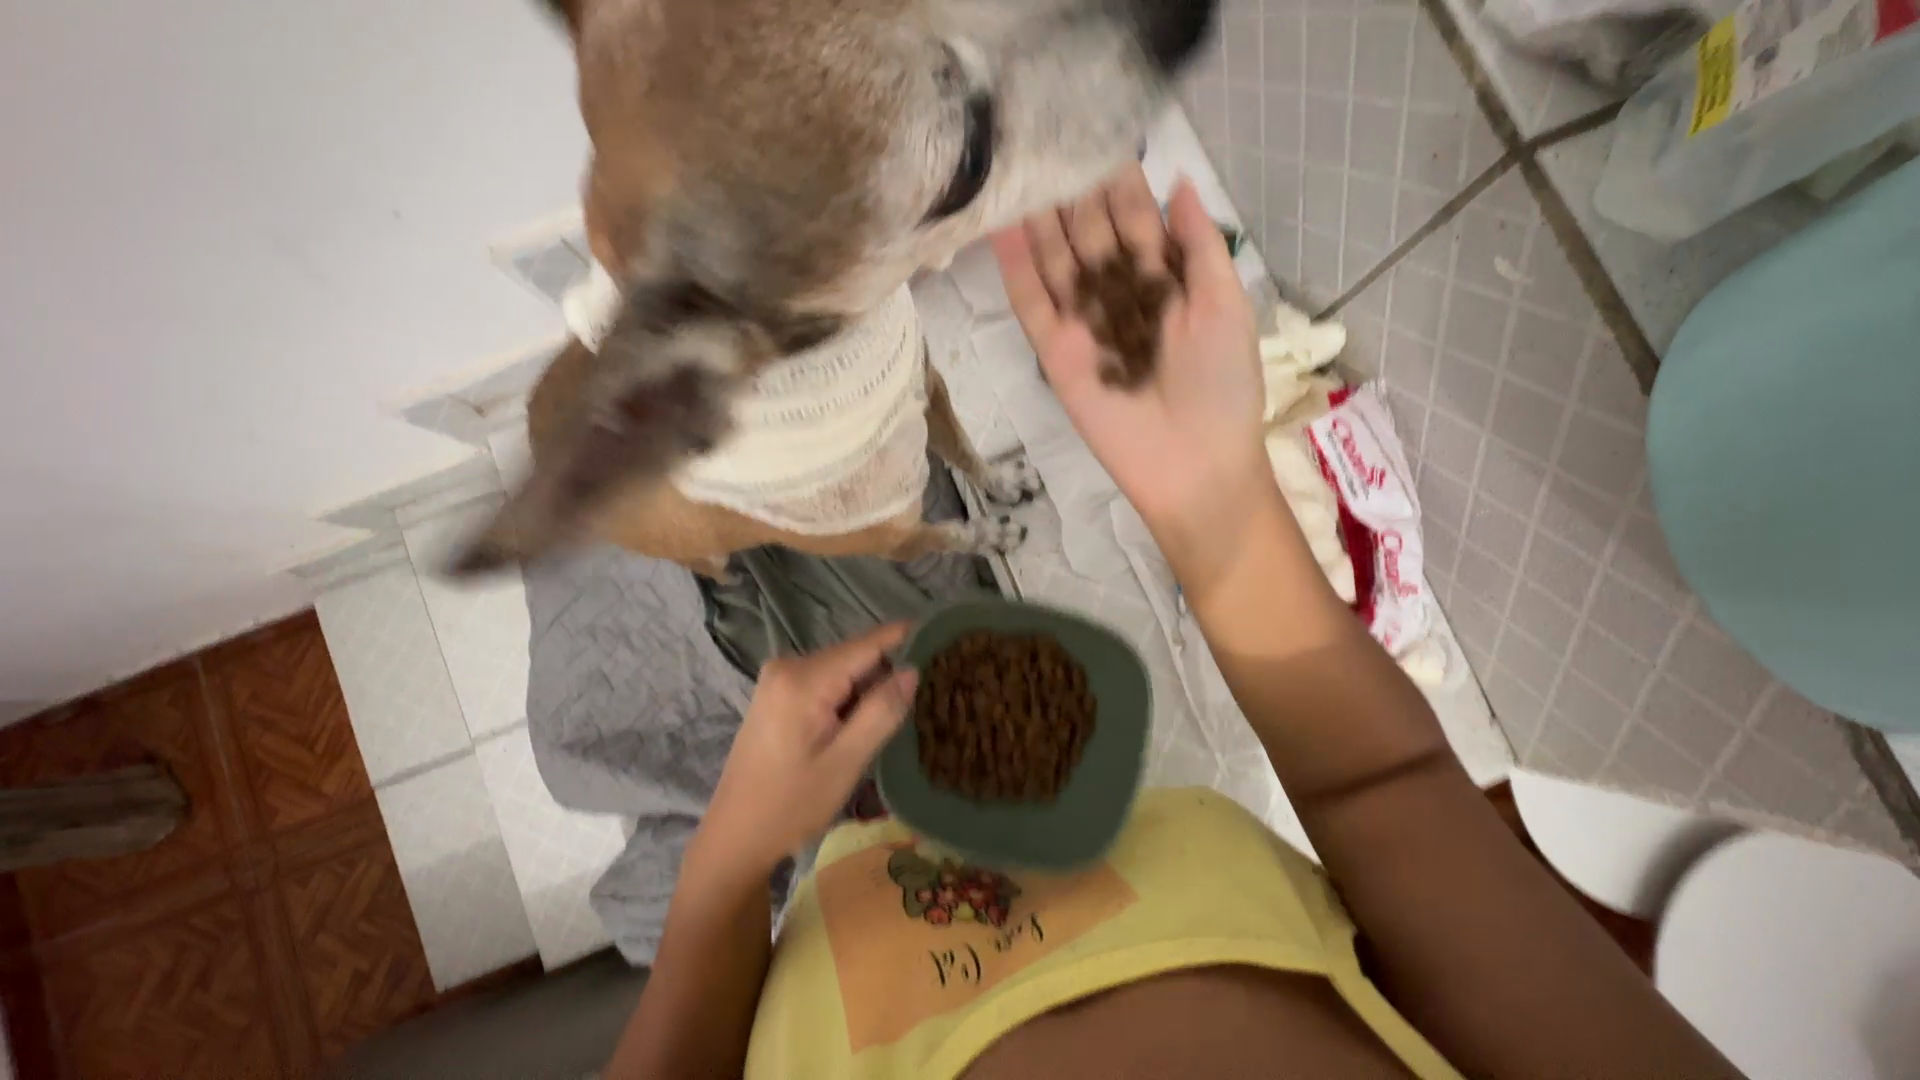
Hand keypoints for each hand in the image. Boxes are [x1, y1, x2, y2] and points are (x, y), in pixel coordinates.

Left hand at [698, 623, 917, 875]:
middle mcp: (788, 666)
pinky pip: (826, 683)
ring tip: (904, 711)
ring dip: (869, 688)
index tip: (944, 637)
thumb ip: (881, 711)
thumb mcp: (846, 762)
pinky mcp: (777, 694)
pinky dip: (848, 698)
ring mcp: (778, 678)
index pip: (867, 644)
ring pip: (842, 670)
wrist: (735, 836)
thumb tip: (913, 669)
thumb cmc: (791, 806)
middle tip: (931, 692)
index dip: (907, 639)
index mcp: (803, 679)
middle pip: (855, 656)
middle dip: (889, 672)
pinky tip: (865, 723)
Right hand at [990, 167, 1273, 555]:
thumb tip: (1180, 182)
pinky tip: (1000, 224)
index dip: (1119, 182)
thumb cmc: (1222, 384)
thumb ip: (1199, 245)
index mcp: (1164, 282)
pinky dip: (1015, 267)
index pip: (1135, 222)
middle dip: (1073, 191)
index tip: (1100, 134)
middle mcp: (1118, 295)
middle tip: (1050, 138)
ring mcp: (1083, 323)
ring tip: (1020, 167)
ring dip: (1039, 218)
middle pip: (1090, 234)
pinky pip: (1031, 303)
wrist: (1193, 463)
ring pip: (1055, 261)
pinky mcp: (1054, 352)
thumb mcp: (1226, 304)